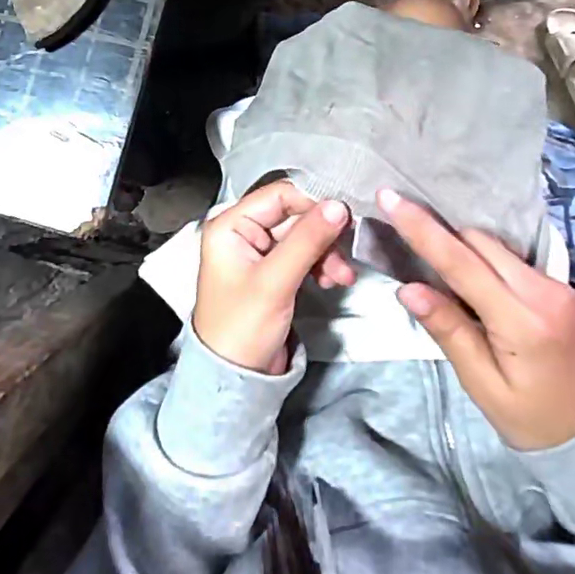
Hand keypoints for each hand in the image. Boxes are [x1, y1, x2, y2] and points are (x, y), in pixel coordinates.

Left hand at [194, 181, 353, 374]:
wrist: (234, 378)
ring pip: (304, 236)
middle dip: (323, 236)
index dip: (312, 205)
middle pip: (295, 215)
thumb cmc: (242, 327)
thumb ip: (308, 240)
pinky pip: (303, 255)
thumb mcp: (276, 281)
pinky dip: (320, 265)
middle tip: (344, 257)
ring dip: (326, 253)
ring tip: (340, 277)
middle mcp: (243, 232)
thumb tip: (339, 206)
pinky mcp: (273, 271)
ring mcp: (259, 253)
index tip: (341, 224)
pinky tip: (332, 281)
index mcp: (230, 225)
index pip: (279, 195)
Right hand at [380, 189, 574, 449]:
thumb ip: (450, 331)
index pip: (462, 263)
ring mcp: (562, 287)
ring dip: (466, 248)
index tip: (391, 197)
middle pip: (482, 244)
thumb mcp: (484, 385)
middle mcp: (546, 292)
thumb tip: (409, 288)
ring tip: (436, 257)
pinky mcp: (567, 288)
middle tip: (405, 227)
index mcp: (524, 321)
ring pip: (500, 248)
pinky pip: (517, 261)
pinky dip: (489, 262)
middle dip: (442, 233)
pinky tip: (475, 279)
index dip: (422, 229)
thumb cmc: (534, 420)